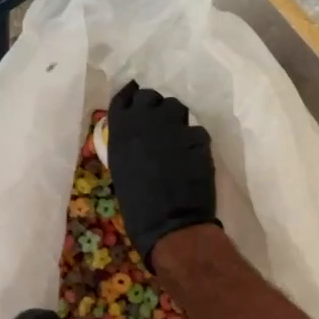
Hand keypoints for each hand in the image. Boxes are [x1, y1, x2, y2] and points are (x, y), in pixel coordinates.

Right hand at [106, 81, 220, 263]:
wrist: (170, 223)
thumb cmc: (137, 203)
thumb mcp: (121, 166)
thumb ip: (127, 142)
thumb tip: (135, 134)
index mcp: (122, 128)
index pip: (124, 96)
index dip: (130, 95)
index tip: (134, 96)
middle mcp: (146, 119)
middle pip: (150, 96)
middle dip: (154, 105)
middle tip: (157, 120)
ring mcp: (174, 125)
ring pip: (175, 106)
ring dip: (174, 117)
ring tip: (176, 134)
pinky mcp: (198, 136)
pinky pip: (195, 129)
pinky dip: (193, 139)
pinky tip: (192, 153)